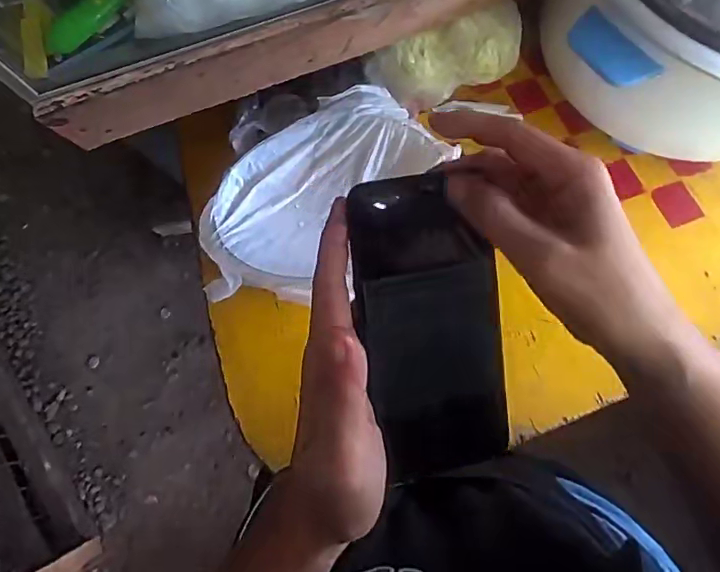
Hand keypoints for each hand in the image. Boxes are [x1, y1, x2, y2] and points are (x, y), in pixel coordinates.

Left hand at [277, 200, 386, 549]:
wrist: (326, 513)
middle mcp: (331, 346)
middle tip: (374, 209)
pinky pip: (362, 319)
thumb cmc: (337, 478)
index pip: (329, 284)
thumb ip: (342, 392)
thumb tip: (347, 335)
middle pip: (336, 282)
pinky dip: (371, 293)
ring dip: (358, 263)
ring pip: (348, 297)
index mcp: (329, 349)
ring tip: (387, 236)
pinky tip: (393, 292)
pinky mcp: (355, 375)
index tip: (344, 204)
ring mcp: (341, 361)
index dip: (334, 243)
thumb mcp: (343, 439)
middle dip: (347, 242)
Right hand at [429, 110, 710, 375]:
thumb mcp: (540, 256)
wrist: (645, 339)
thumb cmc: (599, 295)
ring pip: (510, 178)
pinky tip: (466, 212)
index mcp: (572, 171)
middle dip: (469, 160)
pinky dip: (490, 202)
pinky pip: (517, 200)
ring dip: (478, 183)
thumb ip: (493, 214)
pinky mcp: (559, 220)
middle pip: (509, 154)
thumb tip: (452, 182)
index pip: (513, 134)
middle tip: (427, 177)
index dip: (471, 124)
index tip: (432, 123)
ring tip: (438, 195)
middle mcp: (568, 175)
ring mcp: (564, 197)